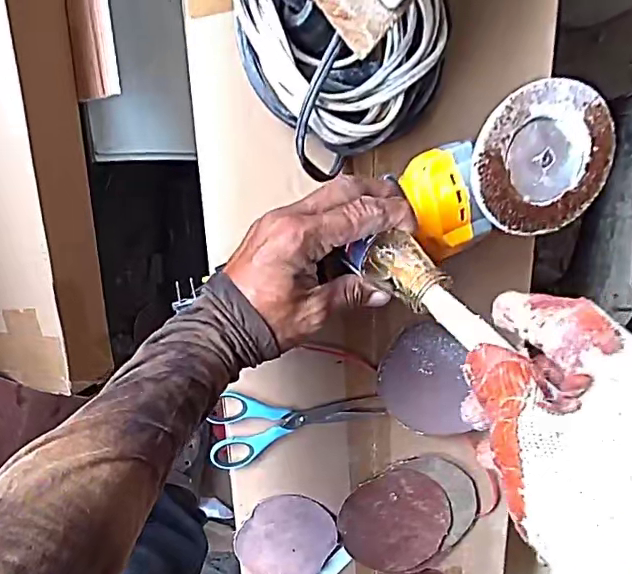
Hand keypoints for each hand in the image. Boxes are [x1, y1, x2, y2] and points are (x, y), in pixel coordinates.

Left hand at [224, 177, 417, 348]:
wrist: (222, 327)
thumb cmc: (256, 321)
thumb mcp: (313, 312)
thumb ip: (350, 293)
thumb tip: (377, 289)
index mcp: (299, 235)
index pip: (358, 212)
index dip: (391, 215)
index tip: (409, 223)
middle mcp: (286, 219)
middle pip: (345, 188)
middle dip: (378, 196)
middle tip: (400, 212)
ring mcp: (276, 221)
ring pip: (327, 196)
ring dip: (356, 205)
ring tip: (376, 228)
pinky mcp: (271, 229)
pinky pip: (310, 211)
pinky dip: (334, 218)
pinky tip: (345, 239)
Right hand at [468, 293, 631, 573]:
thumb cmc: (592, 515)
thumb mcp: (531, 440)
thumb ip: (505, 387)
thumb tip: (485, 355)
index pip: (580, 324)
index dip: (531, 315)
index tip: (499, 311)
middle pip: (576, 366)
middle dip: (520, 378)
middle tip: (480, 387)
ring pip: (577, 402)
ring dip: (527, 413)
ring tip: (492, 435)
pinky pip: (589, 432)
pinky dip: (550, 438)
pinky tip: (520, 458)